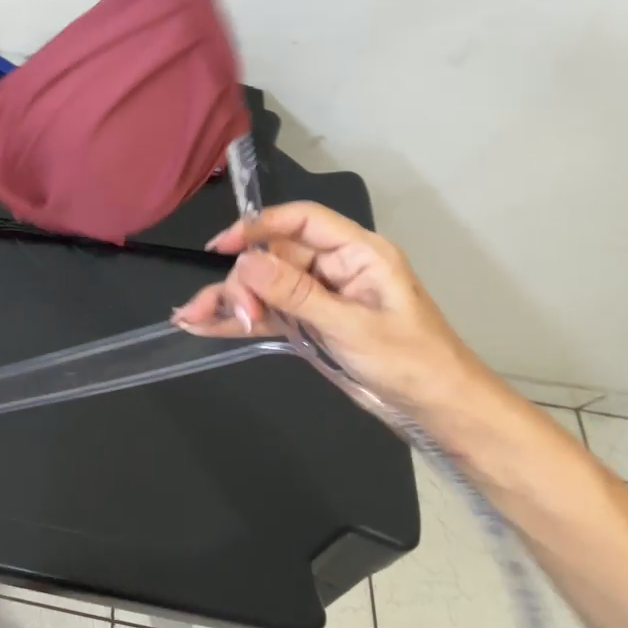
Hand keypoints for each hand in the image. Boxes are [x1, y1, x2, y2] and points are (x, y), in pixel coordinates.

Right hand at [172, 201, 496, 418]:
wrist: (436, 406)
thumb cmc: (411, 361)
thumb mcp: (351, 326)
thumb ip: (296, 294)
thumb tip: (246, 262)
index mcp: (359, 254)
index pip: (302, 222)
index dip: (259, 226)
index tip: (220, 247)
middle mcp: (334, 268)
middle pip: (273, 258)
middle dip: (244, 282)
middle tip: (235, 313)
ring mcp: (318, 296)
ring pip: (262, 287)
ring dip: (228, 302)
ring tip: (191, 319)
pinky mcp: (308, 323)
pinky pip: (265, 314)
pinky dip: (235, 320)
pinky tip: (201, 325)